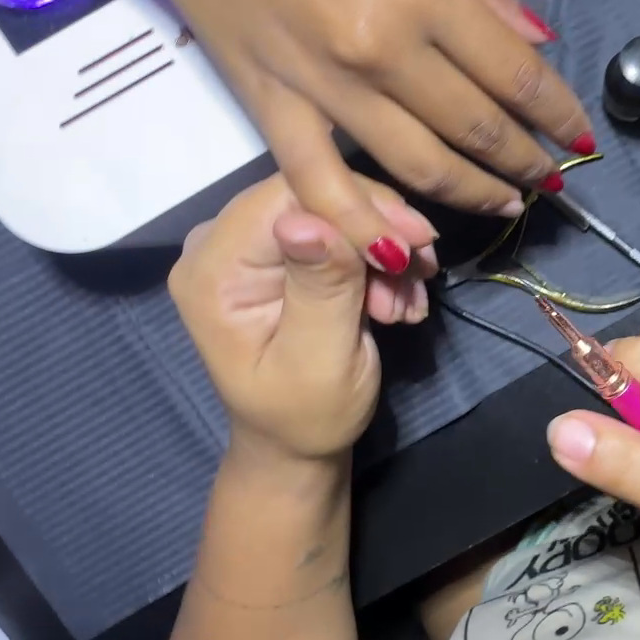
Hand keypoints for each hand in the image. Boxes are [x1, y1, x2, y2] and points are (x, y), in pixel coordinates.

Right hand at [86, 0, 593, 271]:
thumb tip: (538, 44)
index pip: (517, 77)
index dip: (559, 115)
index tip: (581, 138)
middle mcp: (379, 50)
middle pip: (477, 130)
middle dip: (527, 160)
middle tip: (553, 178)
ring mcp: (320, 87)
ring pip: (418, 167)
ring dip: (475, 194)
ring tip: (510, 203)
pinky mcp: (267, 107)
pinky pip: (321, 185)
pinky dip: (366, 225)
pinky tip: (409, 249)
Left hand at [169, 173, 438, 461]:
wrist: (301, 443)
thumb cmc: (307, 413)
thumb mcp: (320, 359)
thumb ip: (319, 288)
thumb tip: (306, 220)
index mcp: (214, 271)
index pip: (288, 196)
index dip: (357, 207)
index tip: (416, 243)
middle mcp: (222, 245)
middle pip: (314, 196)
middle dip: (379, 232)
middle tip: (425, 270)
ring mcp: (252, 247)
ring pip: (336, 211)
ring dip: (386, 250)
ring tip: (409, 301)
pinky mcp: (283, 253)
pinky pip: (340, 232)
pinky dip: (379, 259)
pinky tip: (399, 297)